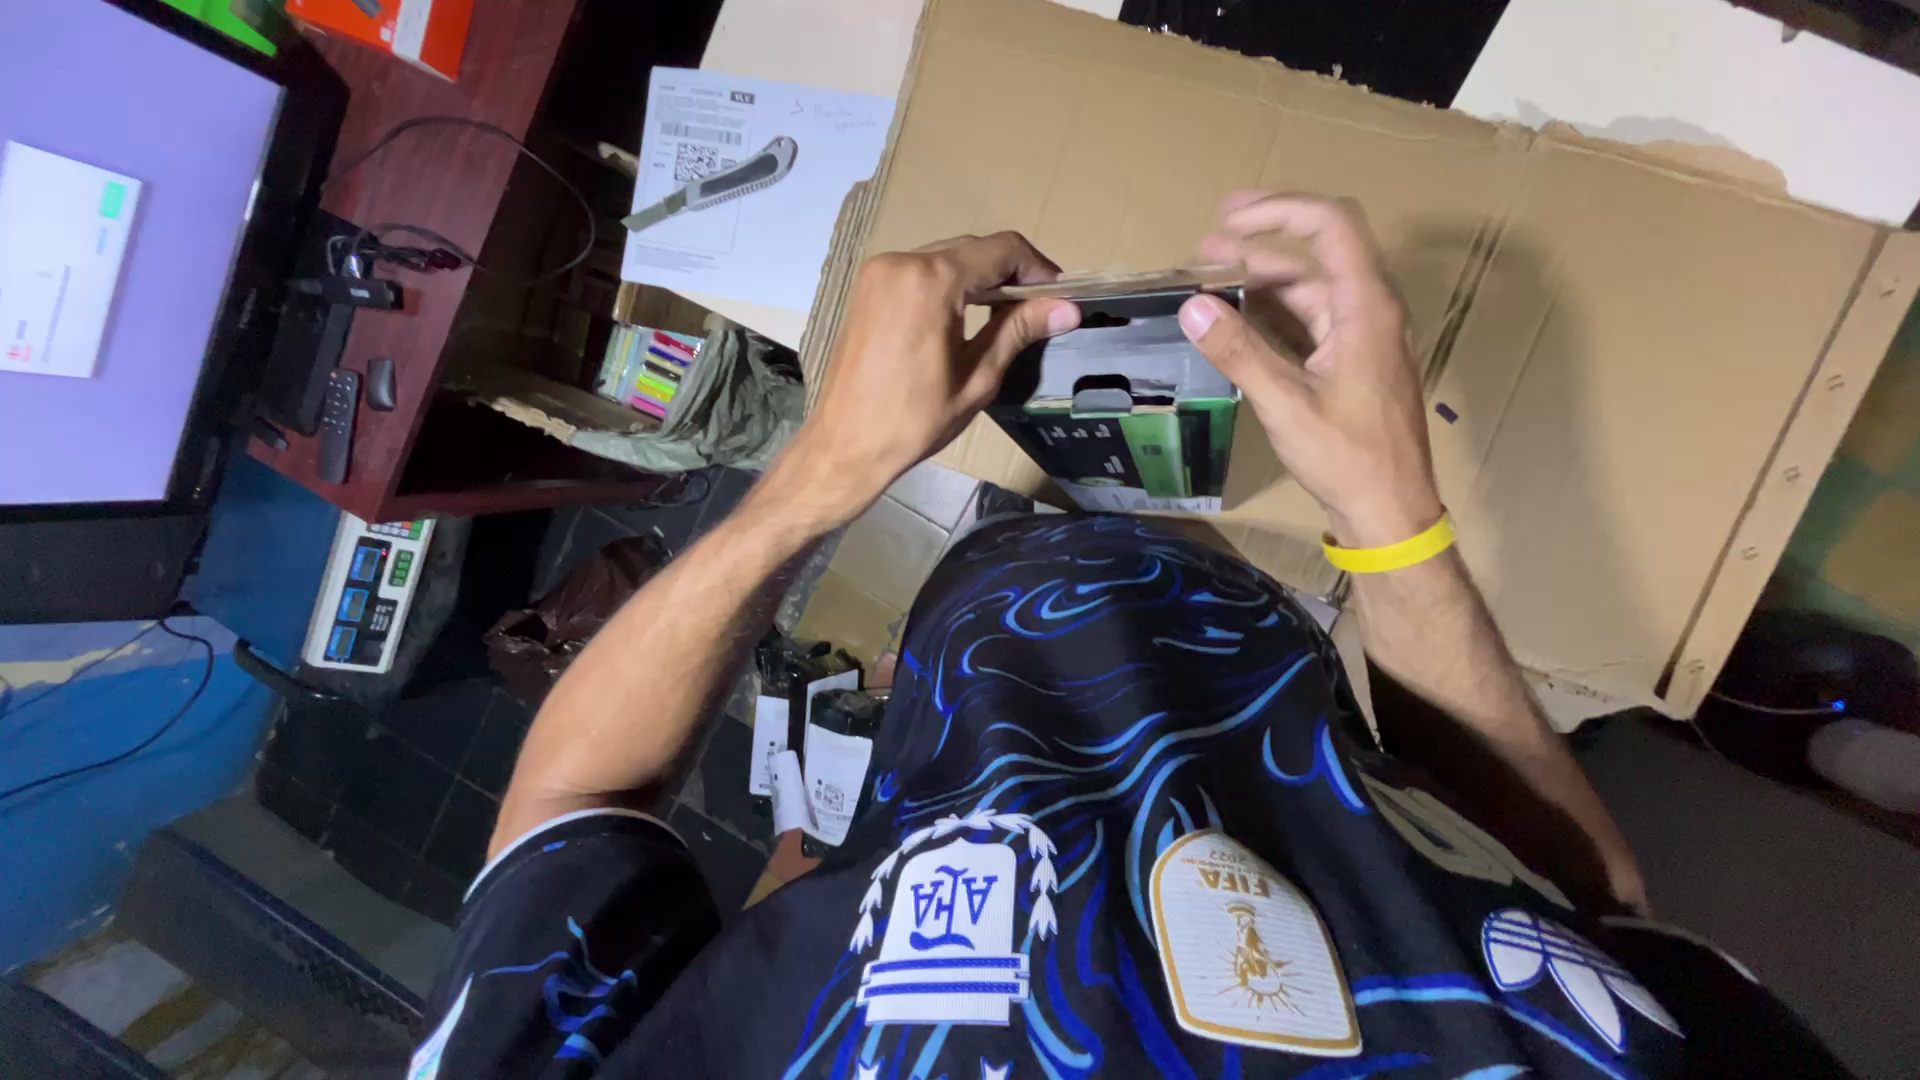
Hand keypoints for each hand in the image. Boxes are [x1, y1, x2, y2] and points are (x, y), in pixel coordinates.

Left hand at [786, 232, 1079, 519]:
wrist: (847, 444)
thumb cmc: (914, 421)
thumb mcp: (977, 378)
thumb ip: (1018, 331)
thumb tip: (1067, 309)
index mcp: (931, 282)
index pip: (1002, 249)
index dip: (1038, 269)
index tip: (1058, 298)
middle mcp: (901, 262)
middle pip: (973, 248)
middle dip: (1010, 274)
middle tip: (1038, 310)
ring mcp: (879, 272)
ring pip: (946, 257)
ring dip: (979, 279)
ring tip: (1005, 316)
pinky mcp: (867, 289)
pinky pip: (919, 272)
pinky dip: (948, 285)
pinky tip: (964, 316)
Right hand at [1180, 194, 1442, 547]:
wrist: (1388, 508)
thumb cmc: (1346, 456)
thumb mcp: (1285, 403)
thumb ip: (1239, 351)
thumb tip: (1192, 307)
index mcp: (1365, 307)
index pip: (1330, 226)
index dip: (1278, 211)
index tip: (1227, 217)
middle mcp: (1368, 311)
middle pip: (1315, 255)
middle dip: (1259, 245)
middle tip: (1204, 247)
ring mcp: (1359, 338)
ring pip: (1307, 292)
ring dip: (1260, 283)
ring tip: (1208, 280)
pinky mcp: (1348, 364)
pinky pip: (1306, 325)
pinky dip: (1270, 317)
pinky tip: (1235, 322)